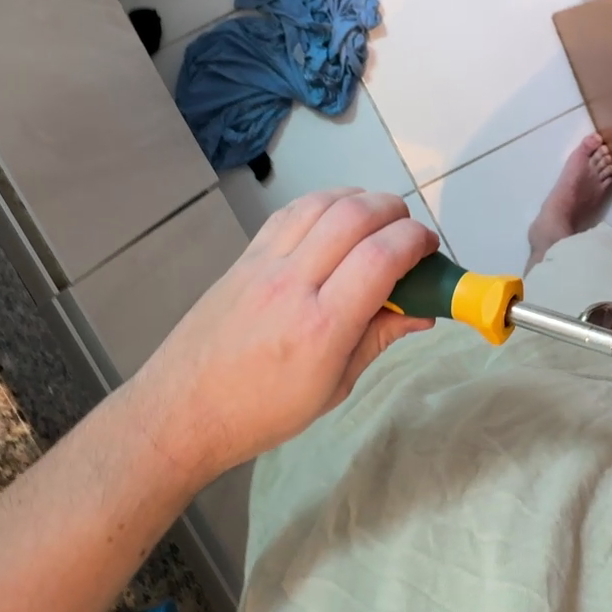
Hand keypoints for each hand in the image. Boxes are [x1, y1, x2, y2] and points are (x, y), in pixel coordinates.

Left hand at [127, 189, 437, 488]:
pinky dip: (325, 203)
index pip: (380, 258)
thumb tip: (425, 312)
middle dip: (395, 212)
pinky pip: (291, 211)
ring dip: (361, 199)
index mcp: (322, 328)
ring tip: (378, 220)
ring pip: (322, 203)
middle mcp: (293, 284)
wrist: (181, 410)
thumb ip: (380, 338)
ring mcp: (264, 264)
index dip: (416, 242)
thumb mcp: (334, 388)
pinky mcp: (245, 255)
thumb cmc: (263, 412)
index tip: (430, 249)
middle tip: (409, 234)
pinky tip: (337, 218)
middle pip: (355, 216)